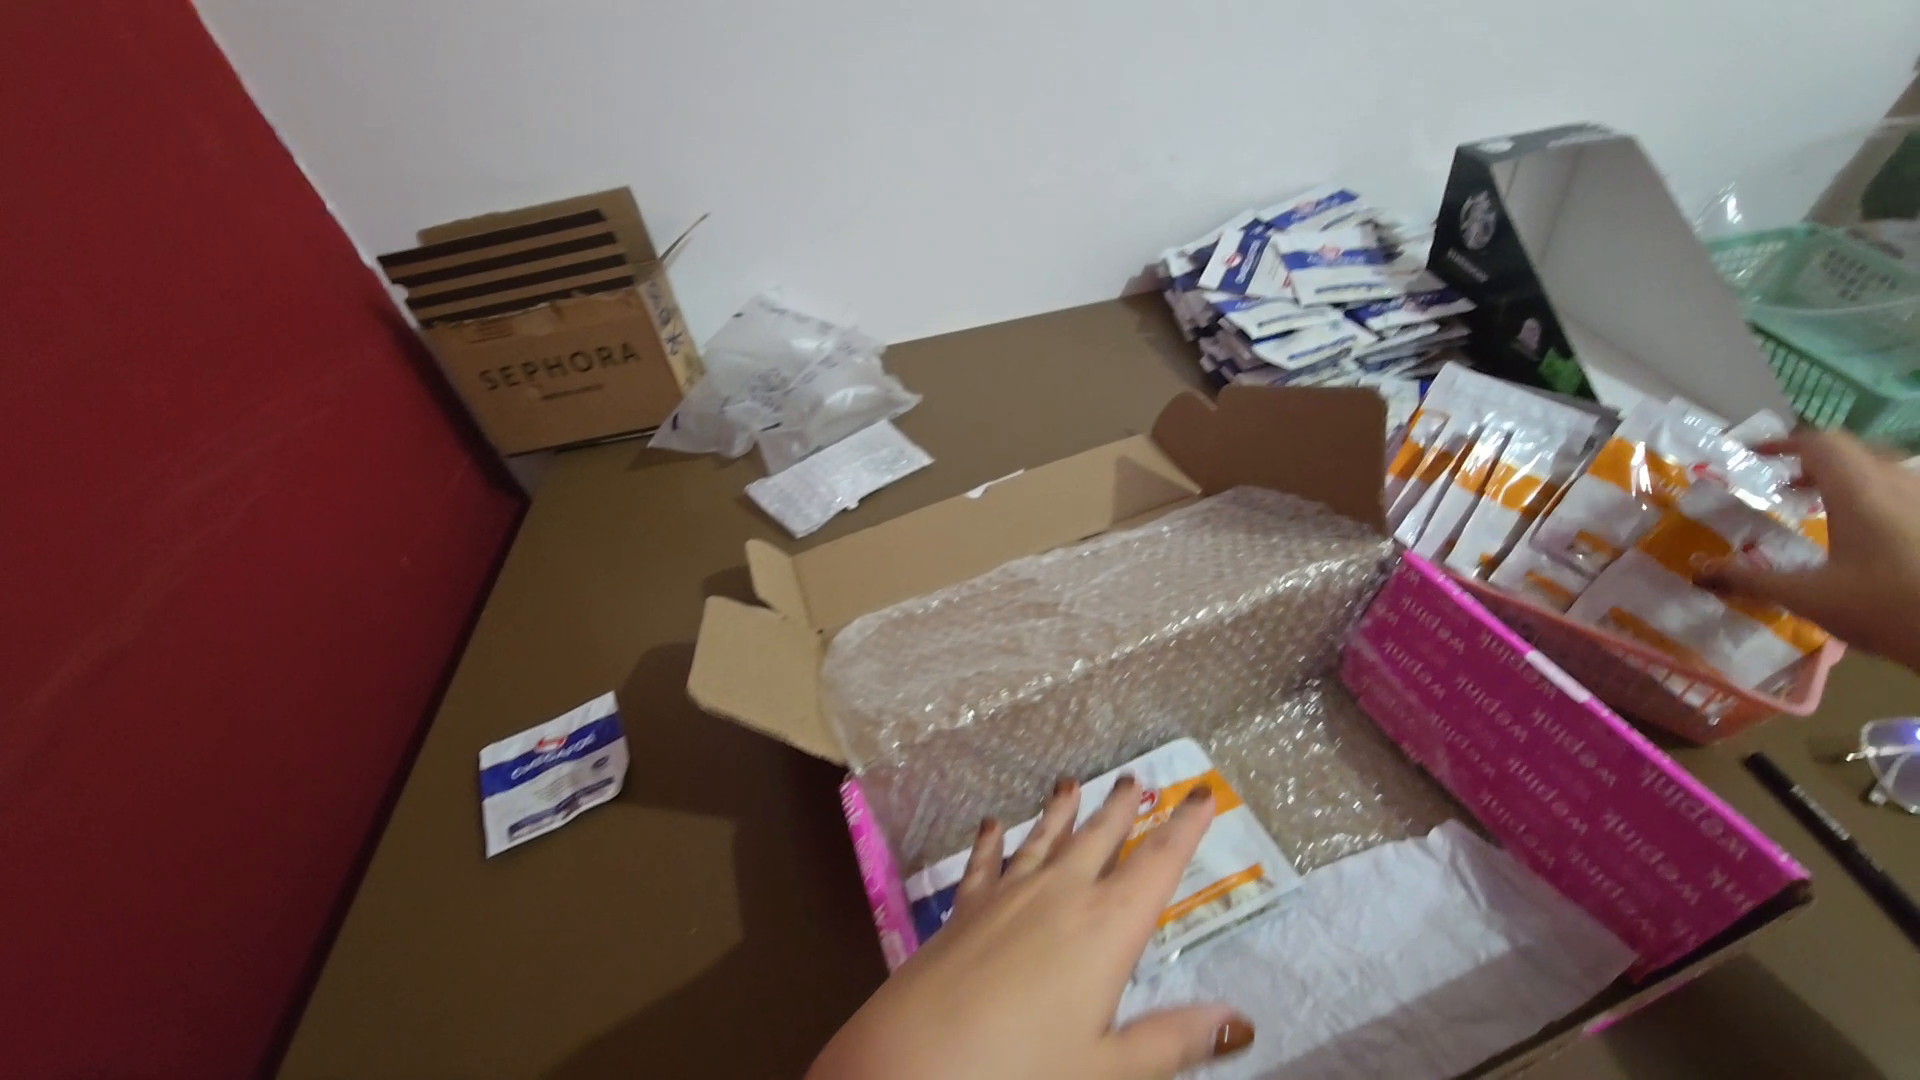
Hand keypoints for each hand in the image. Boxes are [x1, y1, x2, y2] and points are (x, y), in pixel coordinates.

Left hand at [807, 776, 1254, 1079]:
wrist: (917, 1058)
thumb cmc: (1025, 1067)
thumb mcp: (1110, 1067)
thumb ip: (1175, 1040)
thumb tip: (1241, 1023)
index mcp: (1107, 926)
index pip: (1159, 864)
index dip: (1185, 828)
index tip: (1200, 794)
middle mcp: (1061, 893)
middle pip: (1100, 837)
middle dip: (1121, 807)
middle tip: (1134, 778)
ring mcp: (1009, 892)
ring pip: (1045, 838)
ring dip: (1062, 811)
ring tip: (1071, 783)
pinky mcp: (967, 905)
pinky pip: (986, 861)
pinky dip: (992, 840)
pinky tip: (991, 823)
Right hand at [1702, 430, 1919, 671]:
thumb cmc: (1889, 608)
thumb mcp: (1806, 598)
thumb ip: (1748, 580)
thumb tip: (1696, 571)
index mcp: (1859, 495)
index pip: (1820, 444)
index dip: (1782, 443)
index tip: (1751, 456)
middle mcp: (1899, 487)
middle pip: (1855, 450)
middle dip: (1814, 459)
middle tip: (1781, 482)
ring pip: (1884, 469)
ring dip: (1847, 477)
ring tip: (1818, 504)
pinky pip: (1904, 491)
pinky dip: (1873, 495)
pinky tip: (1861, 529)